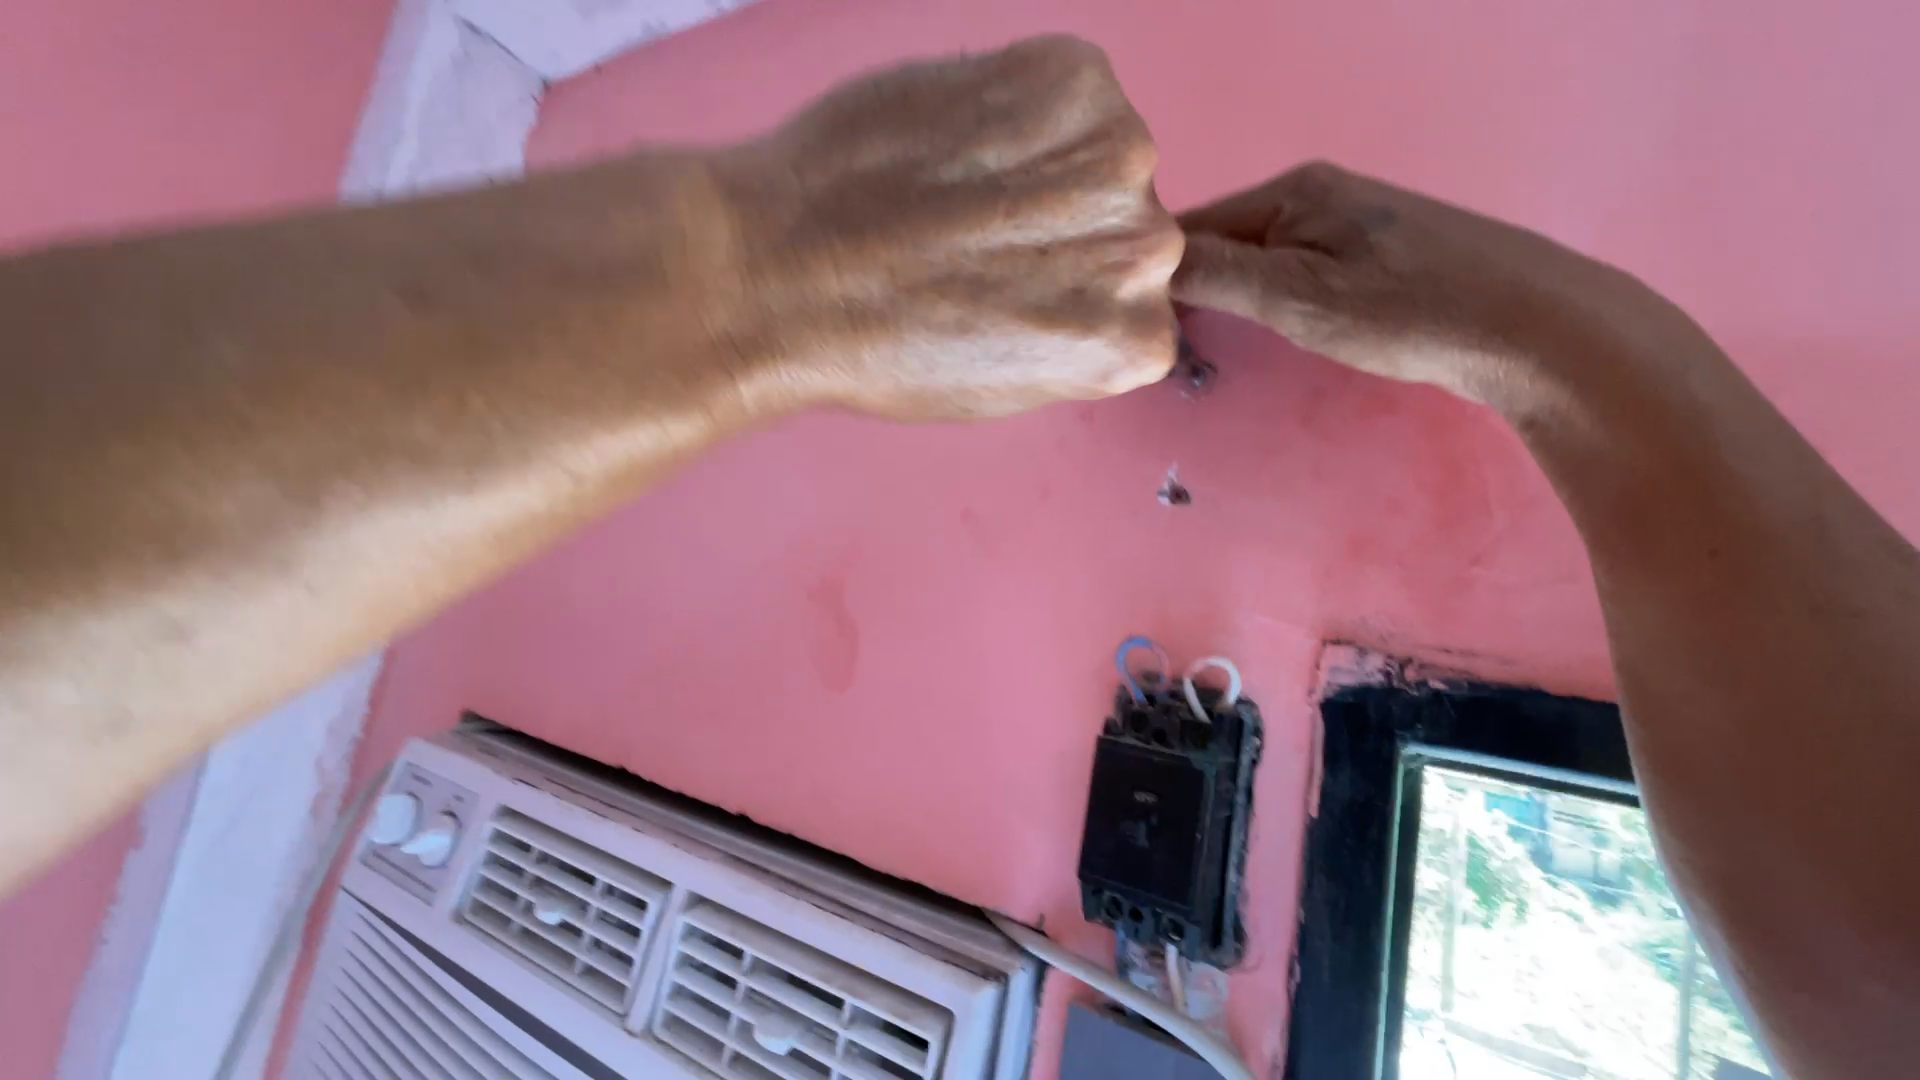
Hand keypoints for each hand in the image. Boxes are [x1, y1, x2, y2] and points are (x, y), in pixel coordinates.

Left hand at [719, 36, 1181, 419]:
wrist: (783, 273)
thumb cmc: (879, 351)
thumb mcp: (999, 385)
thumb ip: (1069, 338)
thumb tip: (1081, 284)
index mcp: (1131, 345)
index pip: (1137, 305)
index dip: (1070, 292)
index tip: (1019, 290)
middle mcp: (1146, 254)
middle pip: (1128, 227)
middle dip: (1066, 230)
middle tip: (983, 237)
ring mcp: (1117, 157)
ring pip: (1103, 155)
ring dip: (1047, 165)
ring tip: (960, 189)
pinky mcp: (1074, 75)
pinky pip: (1069, 90)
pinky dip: (1020, 107)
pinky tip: (956, 141)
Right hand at [1173, 162, 1649, 403]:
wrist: (1529, 326)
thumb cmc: (1404, 311)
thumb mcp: (1296, 297)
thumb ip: (1217, 275)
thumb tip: (1143, 261)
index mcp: (1291, 192)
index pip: (1191, 226)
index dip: (1154, 270)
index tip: (1126, 317)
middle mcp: (1314, 193)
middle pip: (1221, 238)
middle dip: (1184, 284)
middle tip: (1157, 341)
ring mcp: (1344, 221)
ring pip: (1254, 256)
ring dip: (1220, 294)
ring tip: (1195, 341)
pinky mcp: (1367, 253)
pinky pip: (1287, 268)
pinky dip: (1259, 297)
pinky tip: (1256, 326)